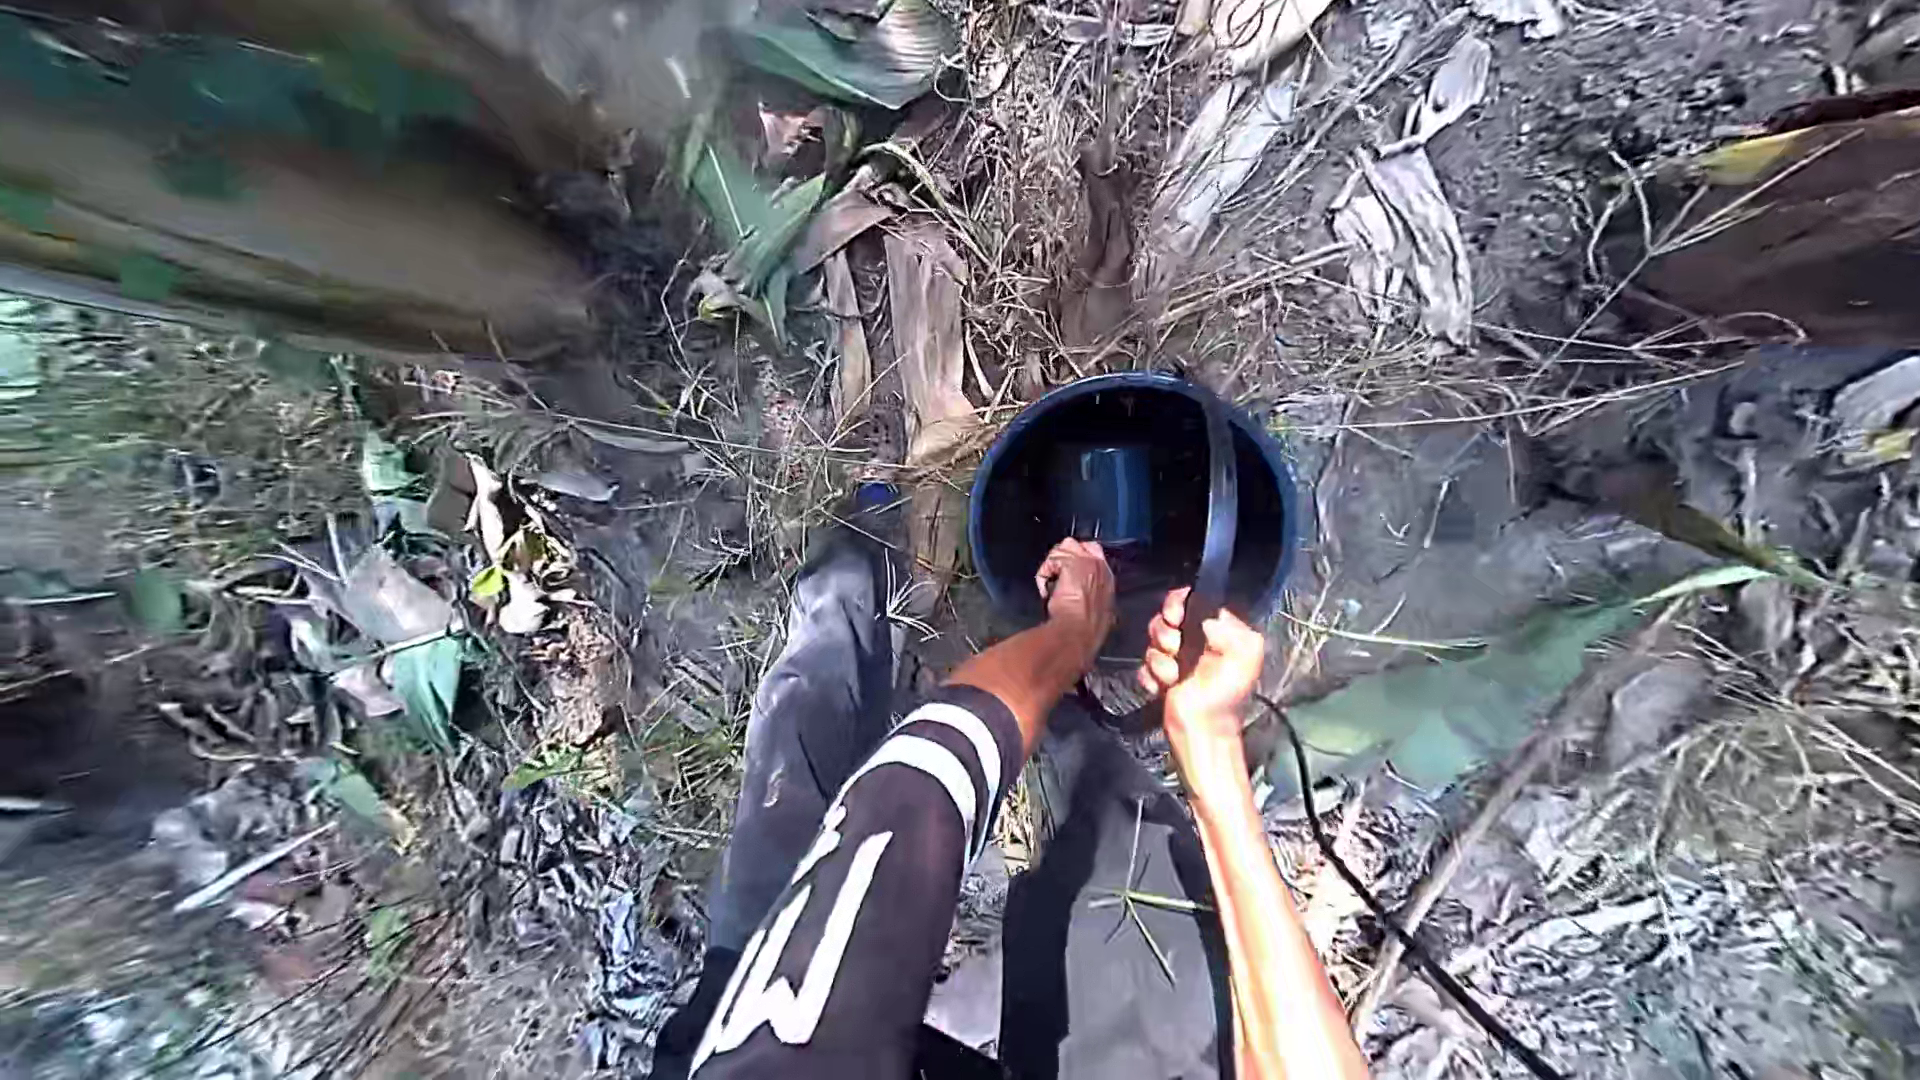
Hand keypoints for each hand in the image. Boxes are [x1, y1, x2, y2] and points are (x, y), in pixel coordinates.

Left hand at [1034, 538, 1114, 661]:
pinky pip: (1053, 559)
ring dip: (1053, 564)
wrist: (1076, 633)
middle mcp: (1101, 566)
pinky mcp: (1071, 563)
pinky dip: (1044, 573)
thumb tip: (1086, 596)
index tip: (1065, 573)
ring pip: (1064, 548)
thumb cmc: (1085, 630)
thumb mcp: (1098, 612)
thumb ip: (1094, 596)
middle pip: (1076, 546)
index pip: (1094, 551)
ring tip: (1049, 584)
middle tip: (1054, 576)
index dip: (1077, 558)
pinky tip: (1045, 590)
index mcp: (1108, 578)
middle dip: (1063, 558)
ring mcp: (1087, 562)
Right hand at [1137, 587, 1264, 754]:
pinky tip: (1164, 687)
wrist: (1202, 731)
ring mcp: (1174, 657)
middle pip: (1164, 617)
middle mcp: (1195, 640)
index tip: (1176, 618)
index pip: (1191, 600)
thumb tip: (1205, 618)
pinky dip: (1151, 676)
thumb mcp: (1246, 658)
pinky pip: (1143, 663)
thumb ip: (1232, 631)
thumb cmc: (1226, 697)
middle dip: (1165, 634)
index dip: (1178, 604)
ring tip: (1174, 677)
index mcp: (1217, 630)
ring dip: (1160, 660)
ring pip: (1152, 640)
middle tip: (1175, 649)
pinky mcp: (1157, 674)